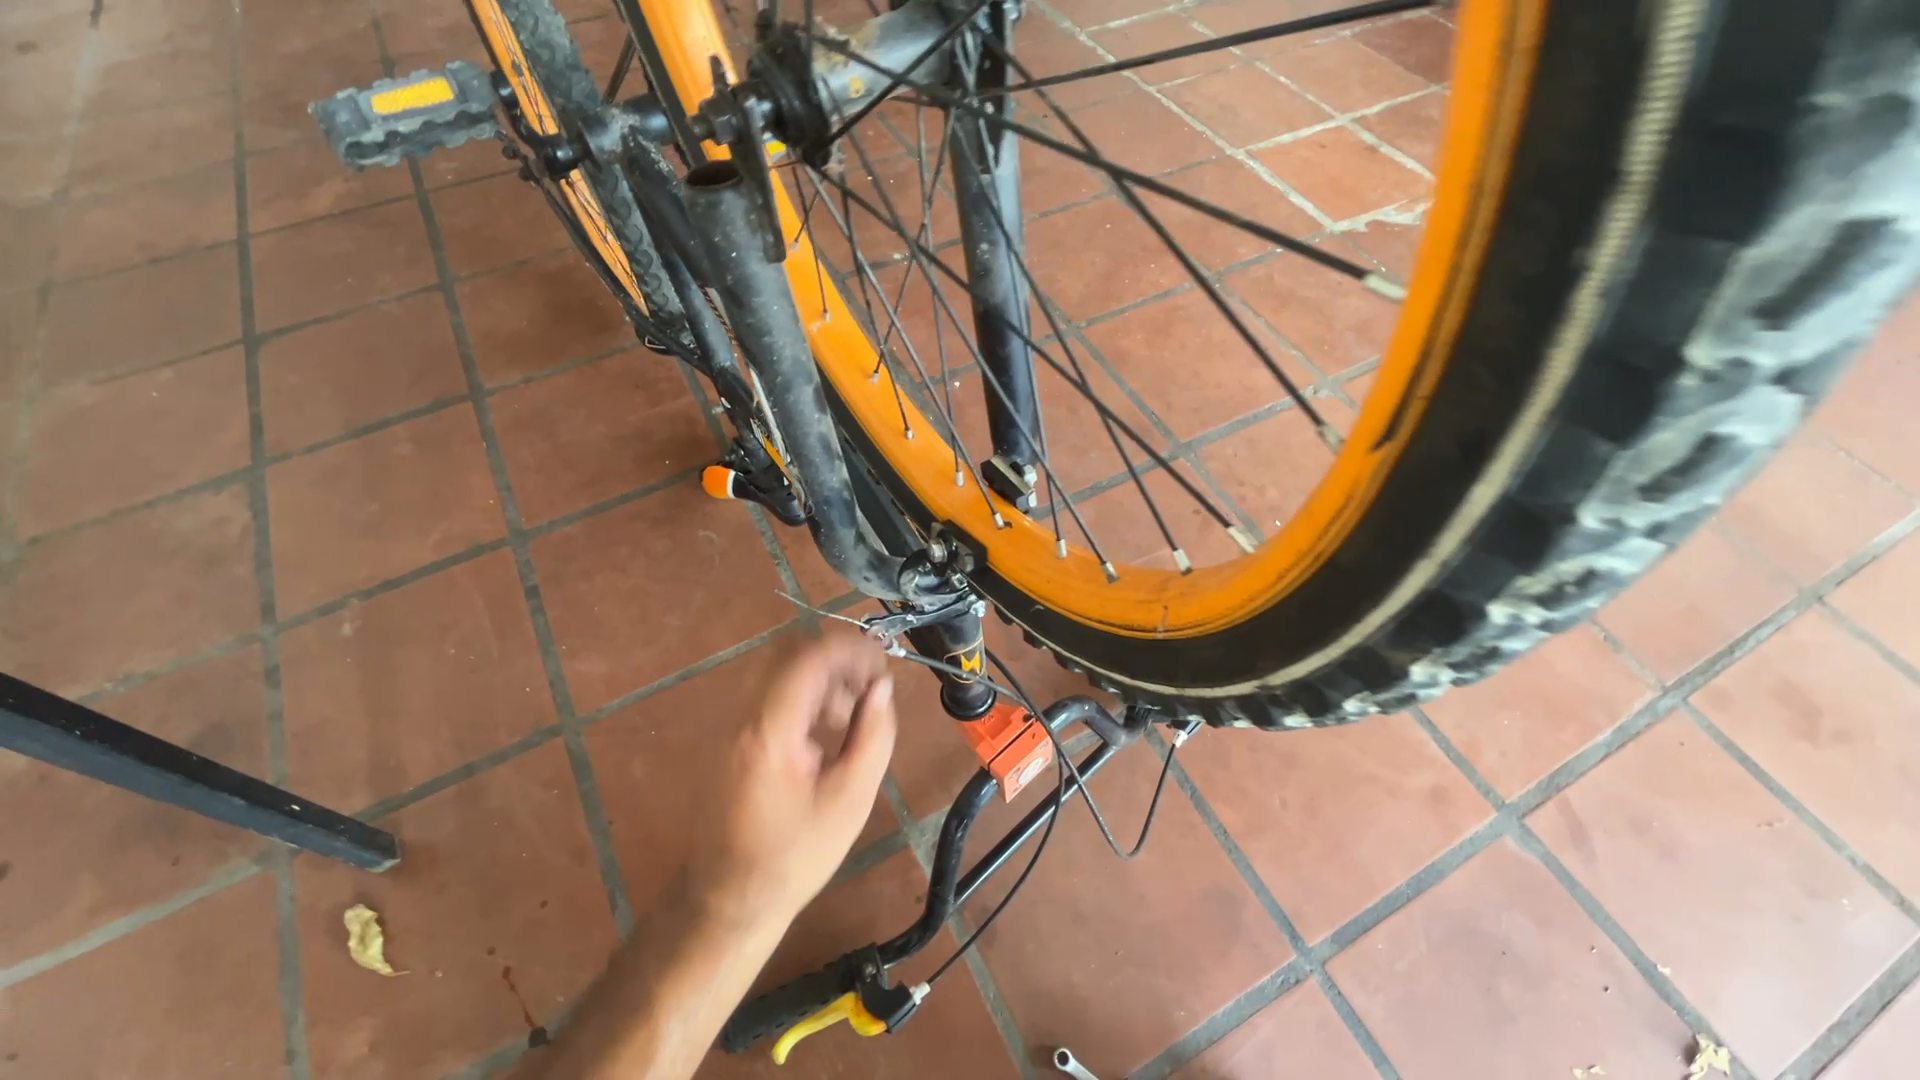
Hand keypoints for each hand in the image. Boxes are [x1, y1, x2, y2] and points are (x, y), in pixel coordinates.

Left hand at [689, 634, 898, 928]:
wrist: (732, 900)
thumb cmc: (797, 856)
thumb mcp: (851, 800)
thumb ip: (873, 735)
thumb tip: (881, 687)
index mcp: (770, 729)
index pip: (808, 657)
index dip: (851, 648)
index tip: (883, 665)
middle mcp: (744, 717)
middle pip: (790, 654)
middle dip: (837, 662)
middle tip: (870, 689)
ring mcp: (733, 728)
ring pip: (780, 674)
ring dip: (822, 681)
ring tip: (852, 720)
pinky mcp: (733, 741)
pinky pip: (771, 699)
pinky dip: (804, 701)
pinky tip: (827, 738)